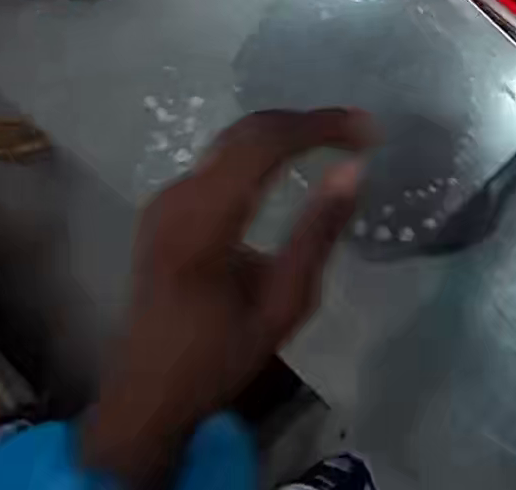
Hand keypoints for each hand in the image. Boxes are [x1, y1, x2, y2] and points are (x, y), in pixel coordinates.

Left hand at [83, 109, 373, 487]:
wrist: (147, 395)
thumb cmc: (222, 353)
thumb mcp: (285, 302)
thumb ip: (319, 231)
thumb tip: (355, 166)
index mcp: (202, 223)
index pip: (266, 145)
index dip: (321, 127)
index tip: (368, 132)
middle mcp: (178, 197)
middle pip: (252, 130)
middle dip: (312, 121)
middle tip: (361, 130)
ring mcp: (169, 196)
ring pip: (239, 135)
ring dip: (293, 128)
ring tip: (340, 136)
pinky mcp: (170, 200)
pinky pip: (228, 152)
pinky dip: (272, 142)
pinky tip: (299, 151)